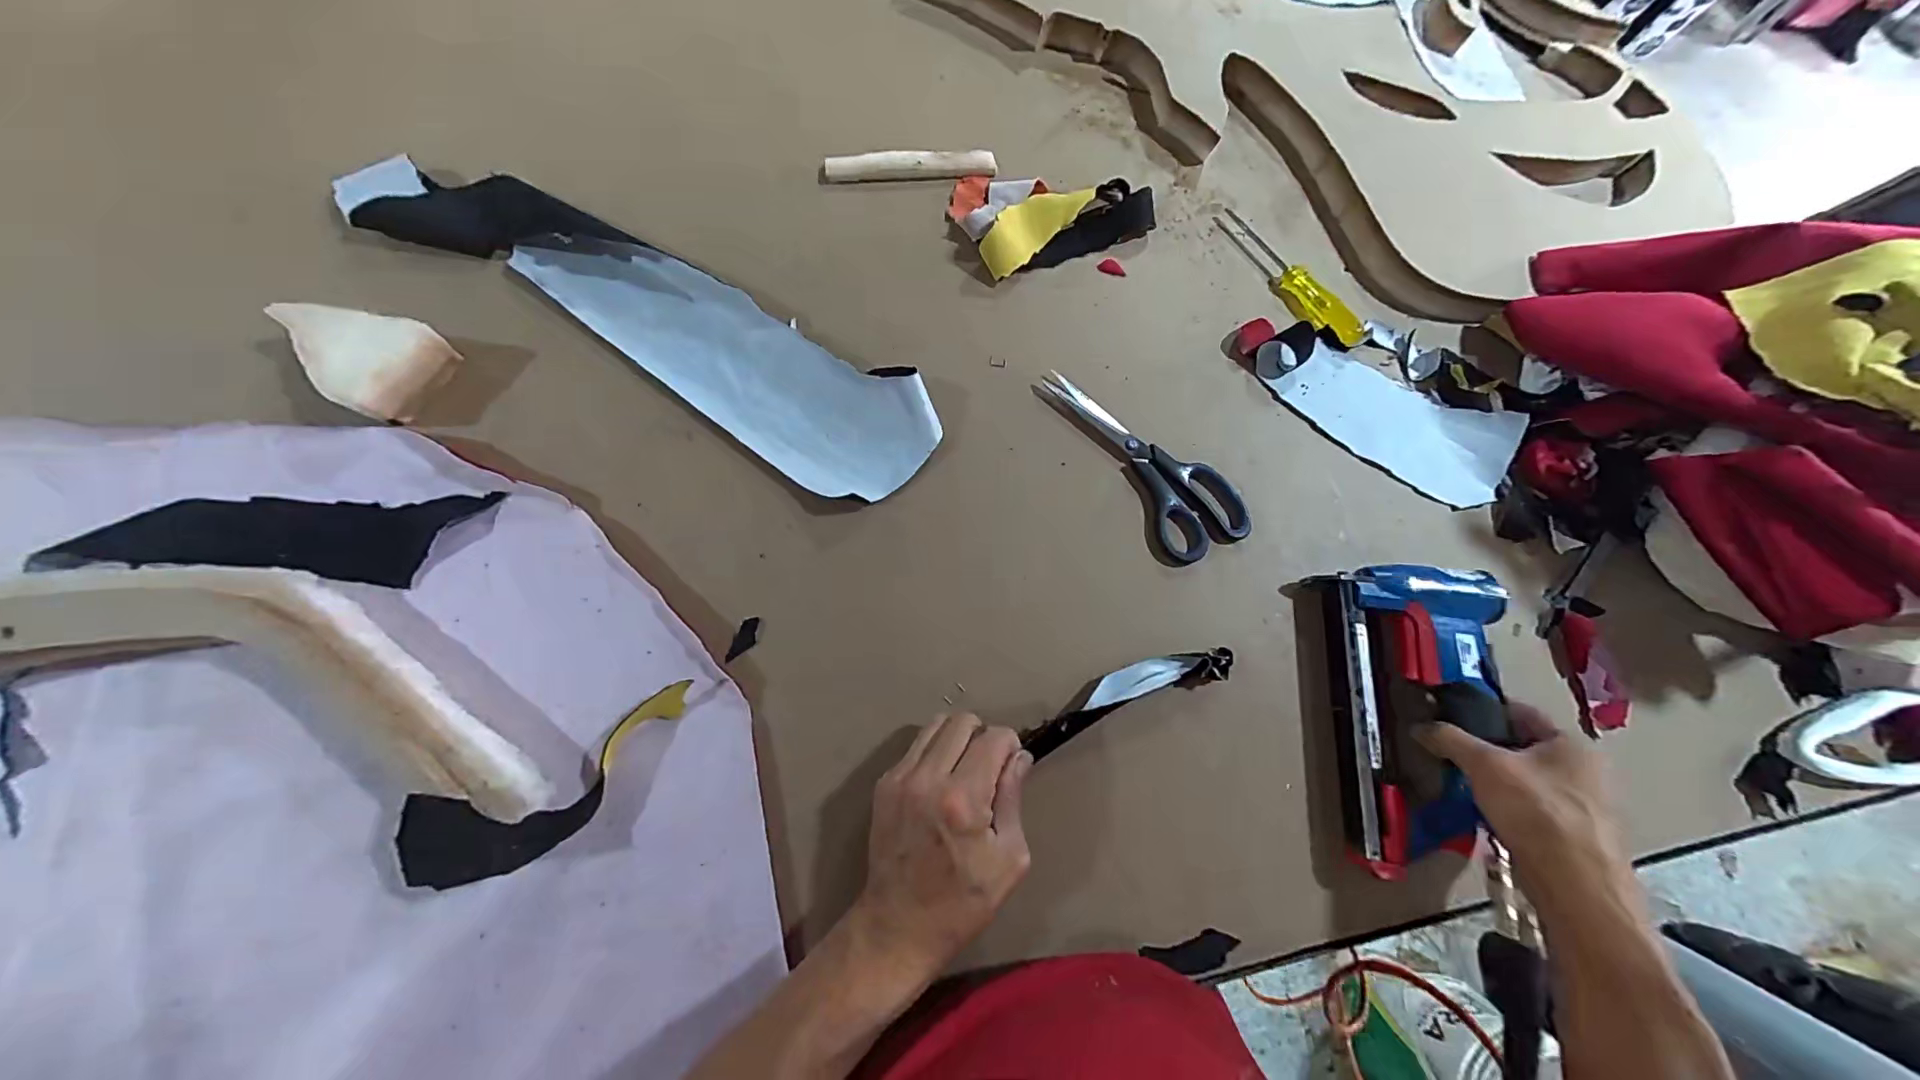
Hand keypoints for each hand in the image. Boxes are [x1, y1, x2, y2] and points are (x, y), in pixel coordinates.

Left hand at [851, 713, 1032, 982]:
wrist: (898, 926)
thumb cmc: (962, 902)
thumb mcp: (1009, 859)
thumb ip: (1012, 798)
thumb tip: (1019, 758)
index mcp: (962, 798)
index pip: (994, 738)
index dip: (1011, 746)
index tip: (1012, 766)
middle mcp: (927, 778)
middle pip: (962, 721)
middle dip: (984, 736)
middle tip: (989, 767)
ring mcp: (899, 778)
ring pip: (935, 725)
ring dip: (957, 738)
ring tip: (964, 771)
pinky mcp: (883, 784)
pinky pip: (915, 746)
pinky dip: (934, 753)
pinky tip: (939, 785)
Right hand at [1416, 703, 1635, 915]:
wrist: (1577, 887)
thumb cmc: (1536, 813)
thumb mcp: (1483, 765)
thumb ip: (1449, 739)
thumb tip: (1421, 727)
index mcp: (1572, 744)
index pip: (1519, 711)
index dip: (1481, 710)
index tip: (1447, 716)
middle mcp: (1585, 770)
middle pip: (1520, 747)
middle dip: (1483, 750)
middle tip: (1449, 753)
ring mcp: (1583, 806)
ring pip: (1523, 780)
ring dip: (1492, 781)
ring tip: (1461, 785)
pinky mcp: (1574, 835)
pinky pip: (1530, 809)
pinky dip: (1505, 808)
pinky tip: (1484, 815)